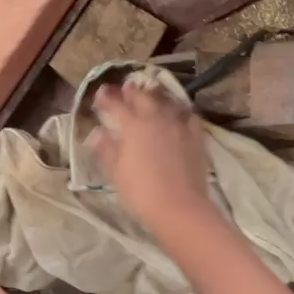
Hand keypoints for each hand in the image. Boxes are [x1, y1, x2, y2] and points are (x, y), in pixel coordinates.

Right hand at [87, 80, 215, 222]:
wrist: (179, 205)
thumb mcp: (115, 171)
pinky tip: (178, 114)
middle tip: (125, 88)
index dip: (106, 97)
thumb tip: (97, 132)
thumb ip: (106, 148)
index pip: (116, 104)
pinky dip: (180, 111)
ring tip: (151, 94)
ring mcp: (178, 125)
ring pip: (166, 101)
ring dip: (155, 96)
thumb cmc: (140, 190)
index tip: (100, 93)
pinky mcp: (195, 135)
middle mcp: (155, 118)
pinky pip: (188, 115)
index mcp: (132, 125)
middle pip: (142, 97)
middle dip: (131, 91)